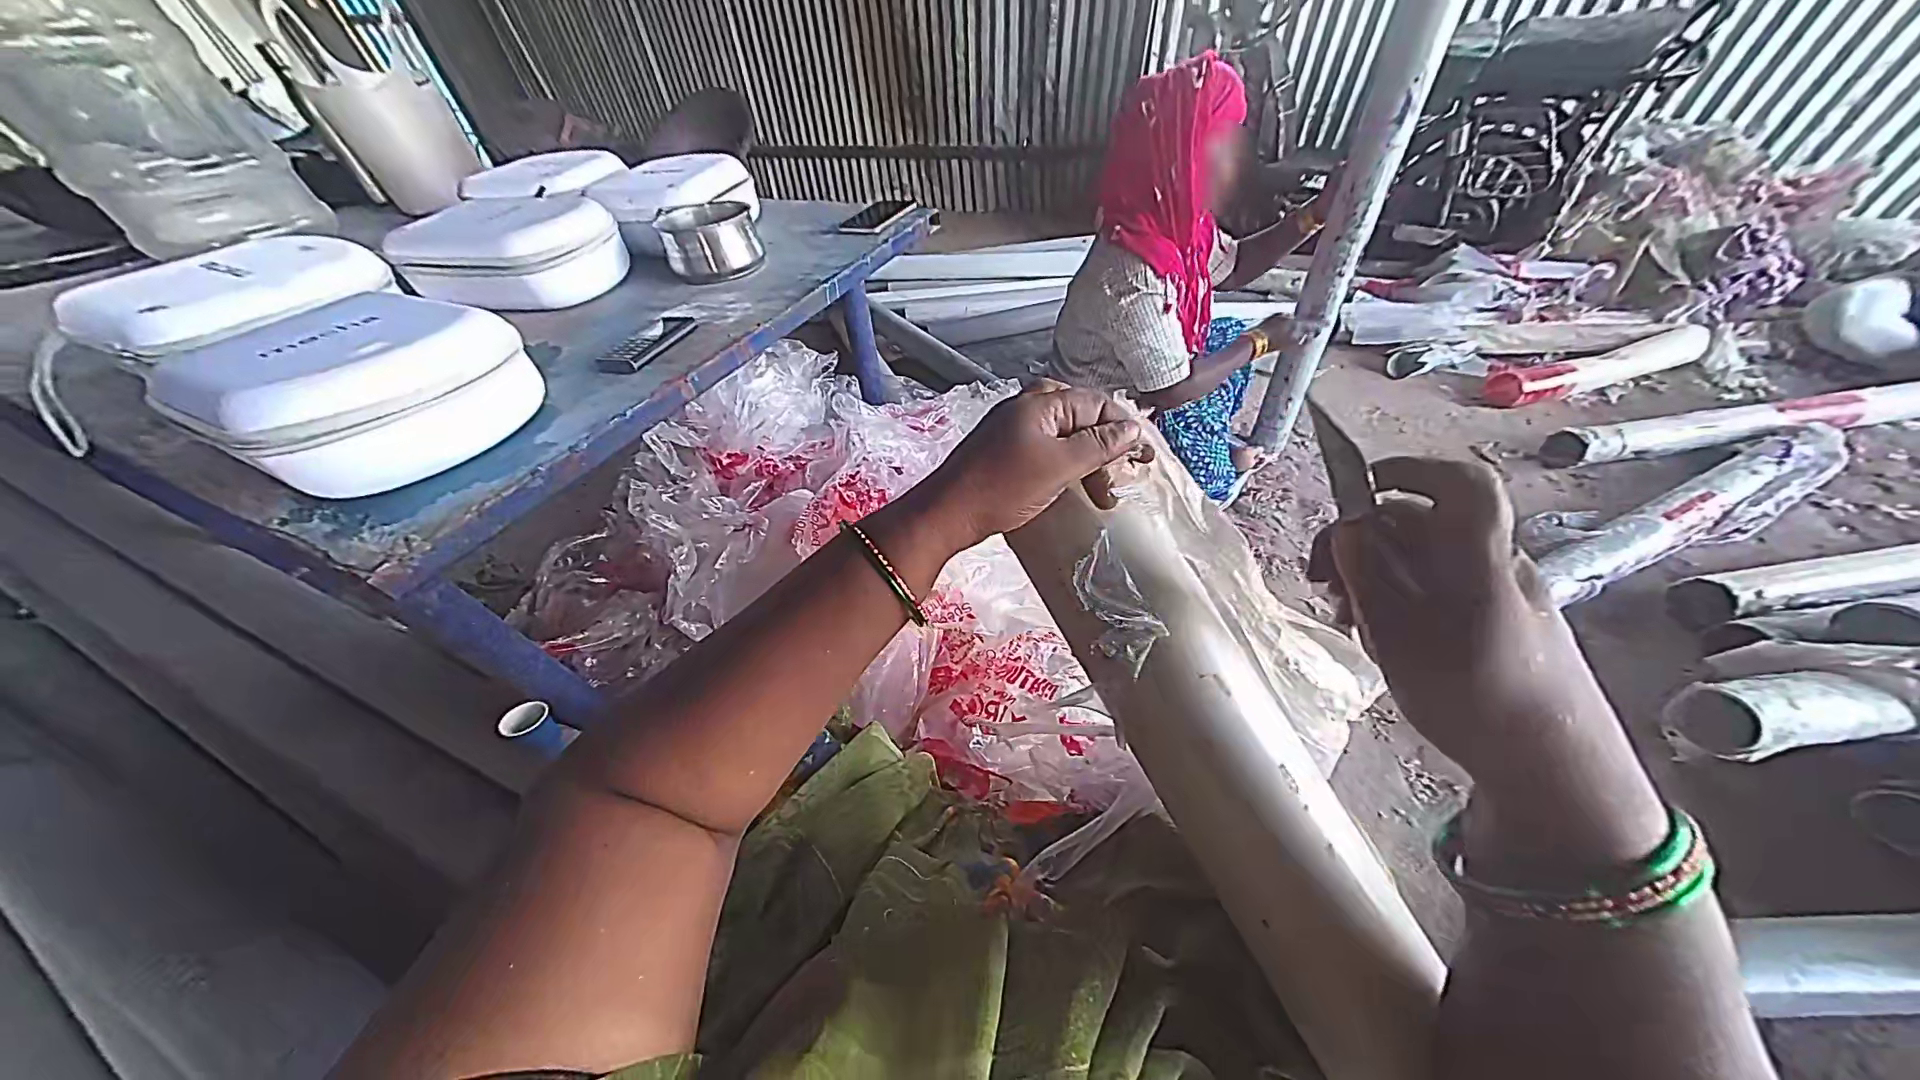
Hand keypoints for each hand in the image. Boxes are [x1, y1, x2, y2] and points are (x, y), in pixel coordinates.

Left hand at [916, 382, 1151, 546]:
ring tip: (1099, 495)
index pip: (1097, 403)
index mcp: (1040, 403)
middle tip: (1117, 481)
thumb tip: (1131, 429)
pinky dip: (1065, 468)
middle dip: (1105, 449)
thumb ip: (1099, 445)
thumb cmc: (1000, 489)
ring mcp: (1013, 430)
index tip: (1142, 458)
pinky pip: (1046, 451)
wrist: (946, 515)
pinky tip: (1070, 488)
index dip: (1124, 428)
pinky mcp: (1004, 452)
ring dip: (1086, 462)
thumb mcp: (1059, 466)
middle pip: (1081, 418)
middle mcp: (1027, 408)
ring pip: (1064, 437)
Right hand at [1308, 458, 1613, 786]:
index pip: (1461, 483)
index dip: (1410, 470)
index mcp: (1480, 561)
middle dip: (1362, 539)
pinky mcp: (1493, 621)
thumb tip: (1347, 528)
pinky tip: (1373, 631)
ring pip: (1423, 558)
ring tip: (1342, 614)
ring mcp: (1496, 594)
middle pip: (1424, 522)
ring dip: (1371, 573)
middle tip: (1322, 581)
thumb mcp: (1403, 638)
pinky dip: (1395, 596)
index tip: (1357, 486)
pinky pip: (1436, 587)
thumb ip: (1370, 577)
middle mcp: (1493, 566)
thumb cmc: (1476, 701)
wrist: (1554, 768)